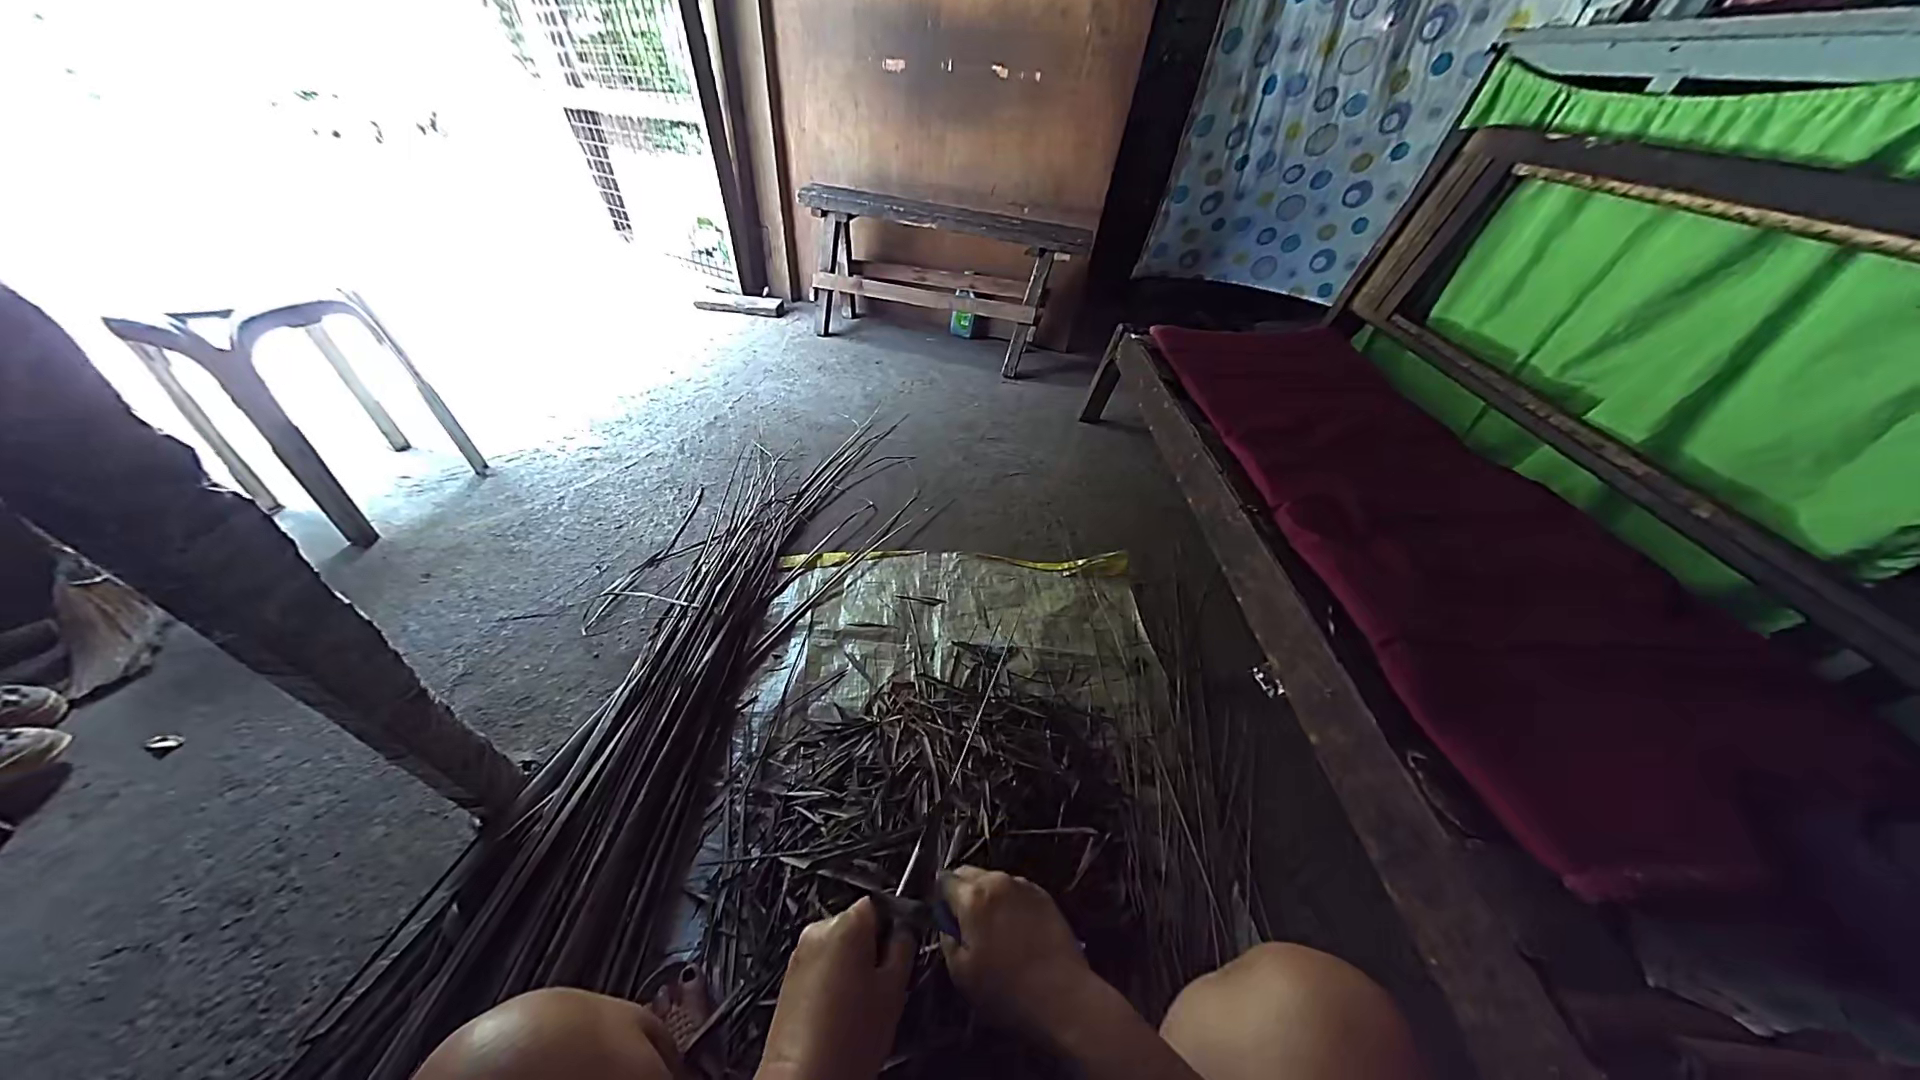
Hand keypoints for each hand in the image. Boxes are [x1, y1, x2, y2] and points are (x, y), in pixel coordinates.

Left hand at [758, 897, 912, 1079]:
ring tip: (861, 1002)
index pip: (879, 902)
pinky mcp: (789, 977)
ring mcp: (799, 952)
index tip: (900, 949)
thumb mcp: (893, 989)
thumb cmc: (852, 1036)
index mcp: (847, 923)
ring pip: (839, 945)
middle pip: (857, 922)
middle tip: (883, 982)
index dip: (893, 923)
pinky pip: (821, 963)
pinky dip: (833, 978)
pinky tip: (840, 1011)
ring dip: (852, 963)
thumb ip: (904, 946)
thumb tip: (904, 927)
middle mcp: (818, 928)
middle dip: (872, 945)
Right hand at [937, 866, 1101, 1040]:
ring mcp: (1023, 885)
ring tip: (994, 928)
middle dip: (961, 891)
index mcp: (972, 897)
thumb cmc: (1005, 989)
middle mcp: (997, 881)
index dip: (940, 898)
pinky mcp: (1043, 894)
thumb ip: (947, 939)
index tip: (945, 918)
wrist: (1061, 994)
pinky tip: (1016, 927)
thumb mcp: (961, 973)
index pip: (944, 880)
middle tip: (966, 924)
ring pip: (993, 880)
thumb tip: (947, 923)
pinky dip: (1009, 900)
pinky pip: (1016, 889)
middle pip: (968, 873)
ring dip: (987, 895)